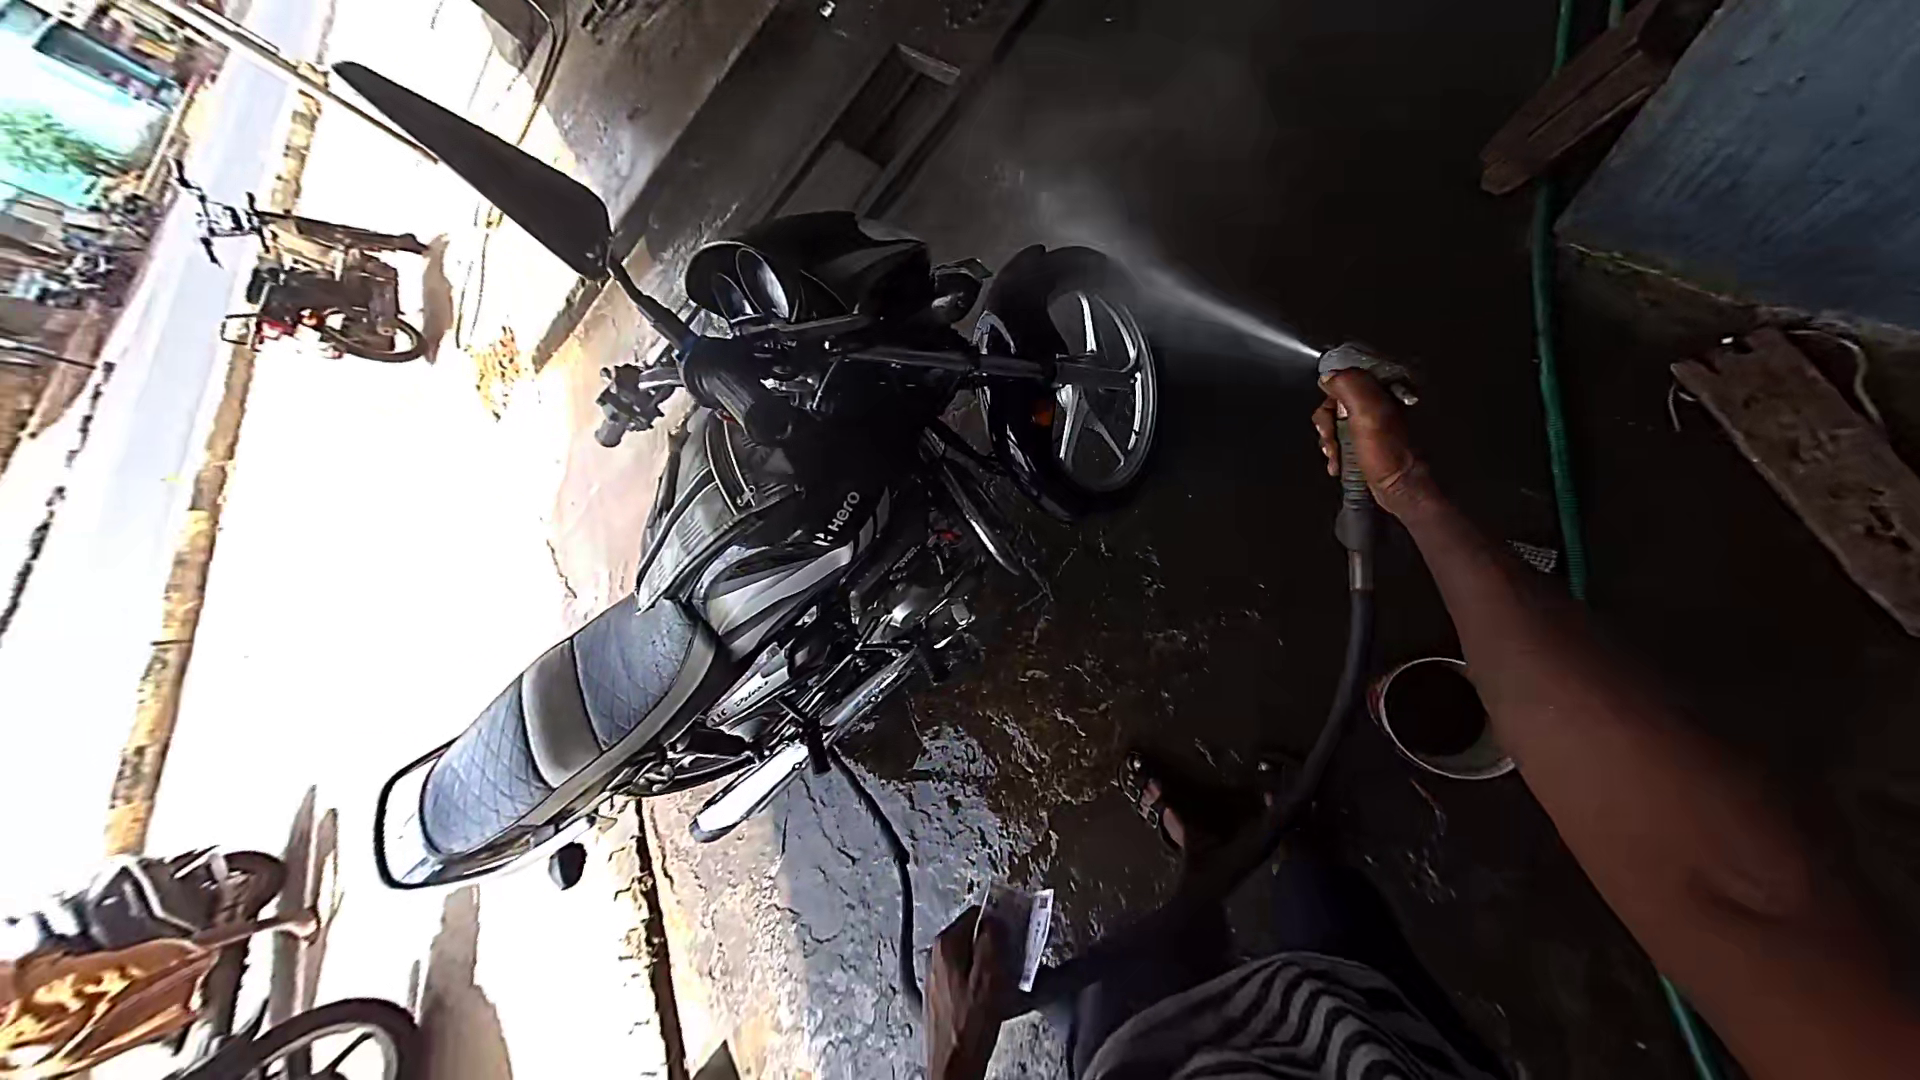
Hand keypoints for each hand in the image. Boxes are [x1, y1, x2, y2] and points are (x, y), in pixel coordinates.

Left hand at [925, 906, 1008, 1079]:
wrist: (953, 1068)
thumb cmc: (969, 1026)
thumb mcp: (990, 975)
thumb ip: (992, 939)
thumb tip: (994, 919)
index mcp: (946, 944)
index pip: (976, 913)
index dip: (997, 921)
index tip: (1011, 932)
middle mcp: (936, 955)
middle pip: (971, 934)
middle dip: (992, 944)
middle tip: (1009, 960)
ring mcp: (936, 976)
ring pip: (968, 956)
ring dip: (986, 964)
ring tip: (1000, 983)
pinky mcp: (940, 995)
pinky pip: (963, 976)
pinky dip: (977, 981)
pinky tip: (988, 1000)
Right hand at [1312, 369, 1434, 517]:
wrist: (1402, 491)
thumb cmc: (1389, 455)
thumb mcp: (1370, 415)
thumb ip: (1350, 387)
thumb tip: (1329, 376)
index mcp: (1397, 383)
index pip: (1352, 372)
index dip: (1334, 393)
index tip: (1332, 416)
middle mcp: (1392, 395)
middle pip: (1341, 396)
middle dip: (1329, 422)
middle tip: (1332, 441)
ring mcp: (1383, 417)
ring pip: (1339, 416)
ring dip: (1330, 438)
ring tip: (1335, 456)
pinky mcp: (1375, 437)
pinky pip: (1344, 433)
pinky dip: (1336, 447)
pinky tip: (1338, 461)